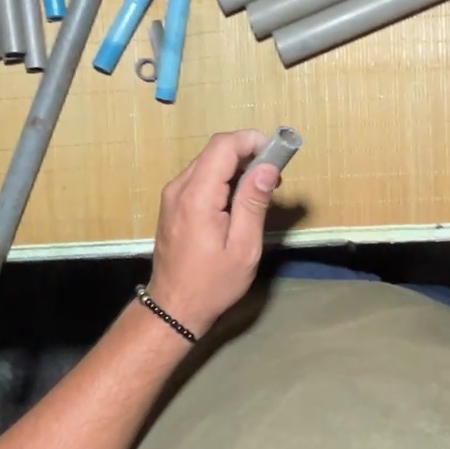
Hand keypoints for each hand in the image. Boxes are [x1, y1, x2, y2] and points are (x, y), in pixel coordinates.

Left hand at [145, 130, 276, 331]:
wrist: (173, 307)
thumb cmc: (213, 283)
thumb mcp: (244, 247)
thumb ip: (254, 203)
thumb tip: (268, 167)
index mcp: (197, 197)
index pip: (223, 147)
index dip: (252, 141)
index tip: (277, 155)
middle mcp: (179, 188)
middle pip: (215, 151)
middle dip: (248, 154)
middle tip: (274, 177)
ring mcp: (172, 196)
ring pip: (207, 162)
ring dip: (236, 167)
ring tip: (261, 191)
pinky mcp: (172, 204)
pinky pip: (200, 178)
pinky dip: (222, 179)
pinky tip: (239, 201)